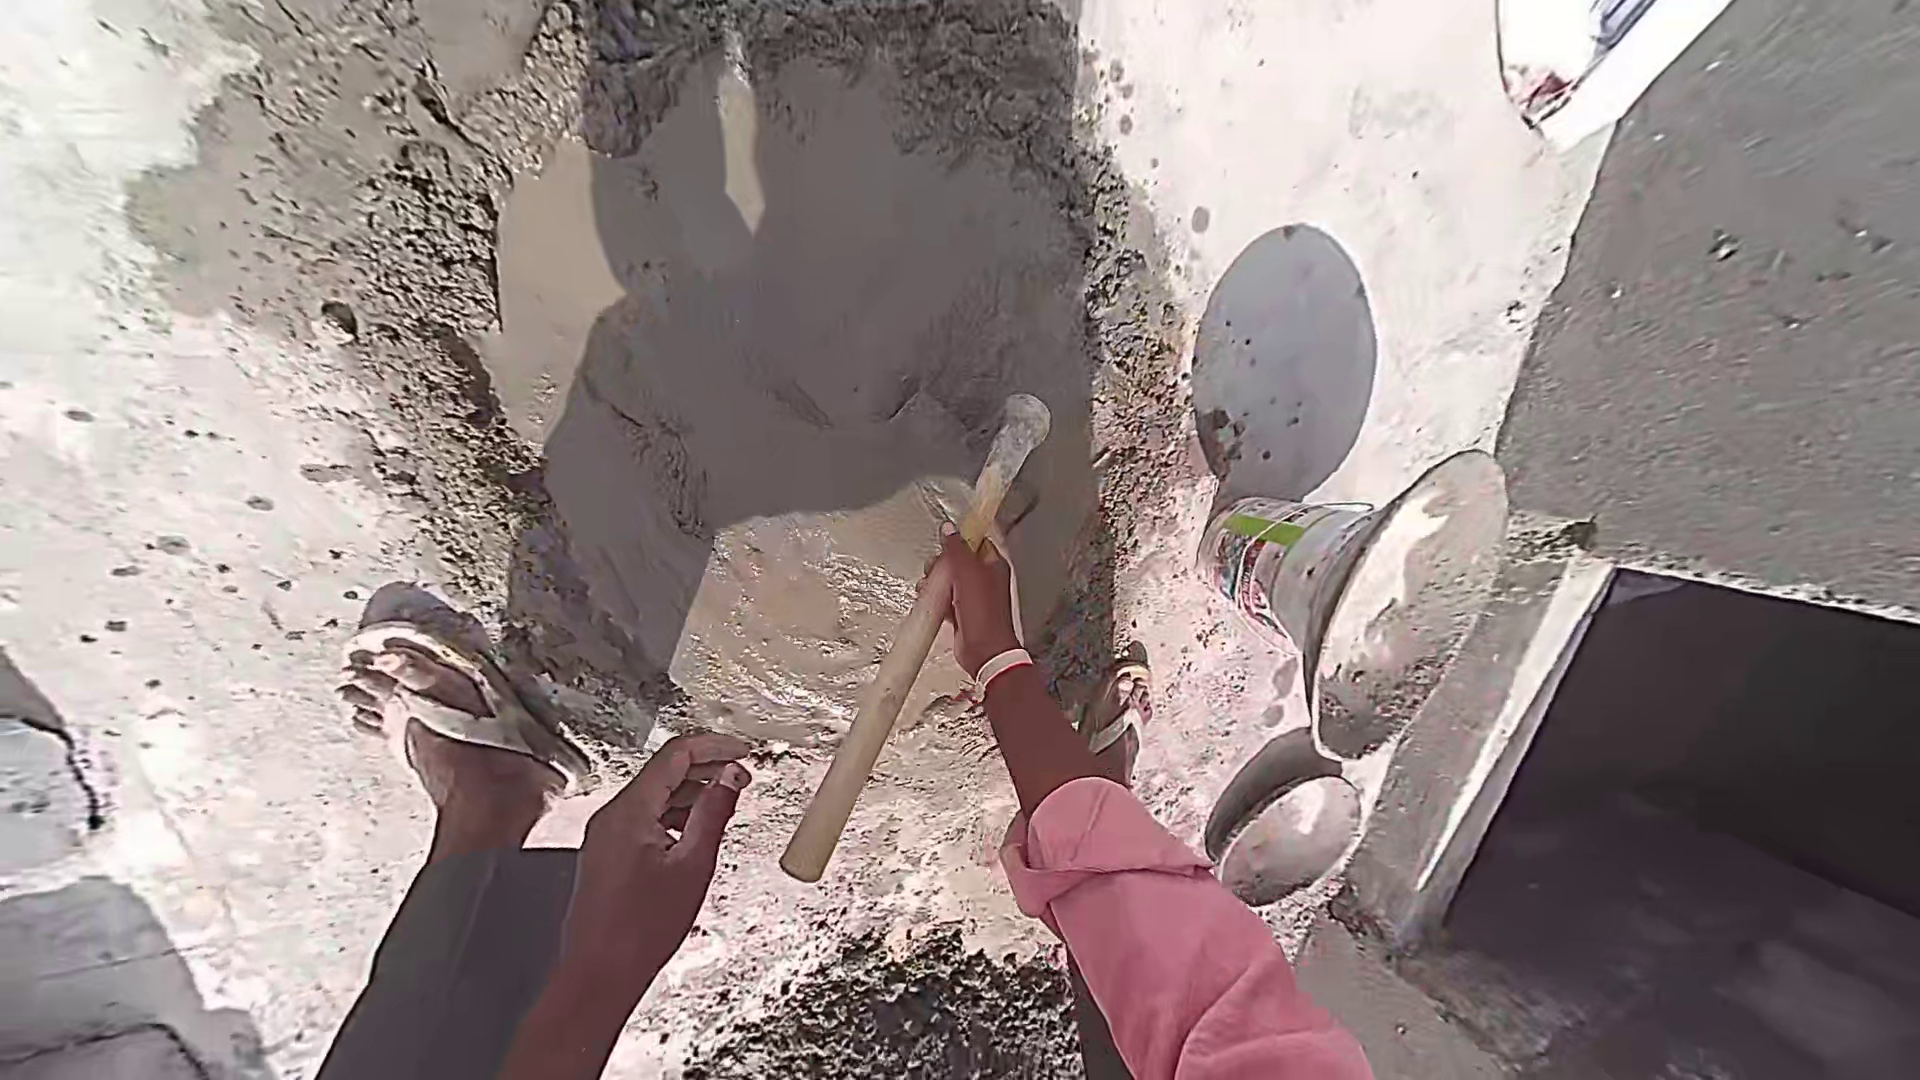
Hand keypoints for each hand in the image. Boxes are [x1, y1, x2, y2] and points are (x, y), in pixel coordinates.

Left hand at [554, 733, 752, 1005]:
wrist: (597, 981)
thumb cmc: (639, 932)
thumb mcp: (693, 863)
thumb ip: (715, 811)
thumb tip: (732, 776)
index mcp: (629, 811)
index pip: (677, 754)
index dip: (716, 746)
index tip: (743, 751)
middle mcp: (613, 816)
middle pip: (667, 769)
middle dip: (709, 766)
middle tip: (743, 775)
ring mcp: (609, 834)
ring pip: (659, 791)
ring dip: (696, 788)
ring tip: (728, 798)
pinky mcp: (611, 851)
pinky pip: (650, 814)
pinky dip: (679, 810)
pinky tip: (701, 824)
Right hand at [935, 527, 1023, 676]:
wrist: (983, 650)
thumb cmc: (983, 614)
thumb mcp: (967, 573)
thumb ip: (956, 548)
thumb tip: (948, 528)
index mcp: (993, 565)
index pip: (975, 541)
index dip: (959, 540)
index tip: (944, 544)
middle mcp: (985, 579)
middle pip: (957, 560)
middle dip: (942, 564)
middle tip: (936, 571)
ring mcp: (973, 597)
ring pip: (949, 580)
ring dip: (936, 582)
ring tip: (930, 587)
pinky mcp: (962, 612)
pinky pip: (945, 599)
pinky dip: (936, 599)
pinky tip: (931, 601)